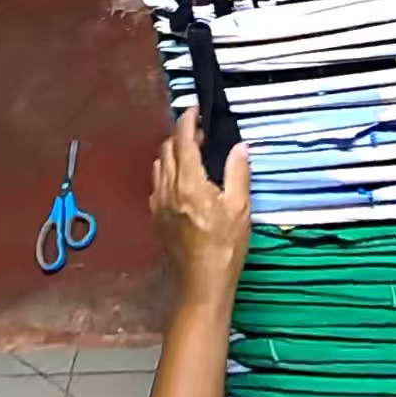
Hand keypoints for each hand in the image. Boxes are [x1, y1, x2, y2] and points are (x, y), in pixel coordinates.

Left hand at [150, 108, 250, 311]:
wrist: (200, 287)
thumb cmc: (225, 247)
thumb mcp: (239, 208)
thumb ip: (237, 172)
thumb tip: (239, 146)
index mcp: (189, 183)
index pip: (183, 140)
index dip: (188, 120)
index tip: (196, 109)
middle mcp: (168, 188)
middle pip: (167, 149)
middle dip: (182, 134)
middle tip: (202, 133)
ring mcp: (158, 203)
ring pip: (159, 165)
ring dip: (173, 152)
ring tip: (194, 154)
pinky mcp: (155, 217)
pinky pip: (157, 183)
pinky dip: (168, 171)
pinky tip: (183, 180)